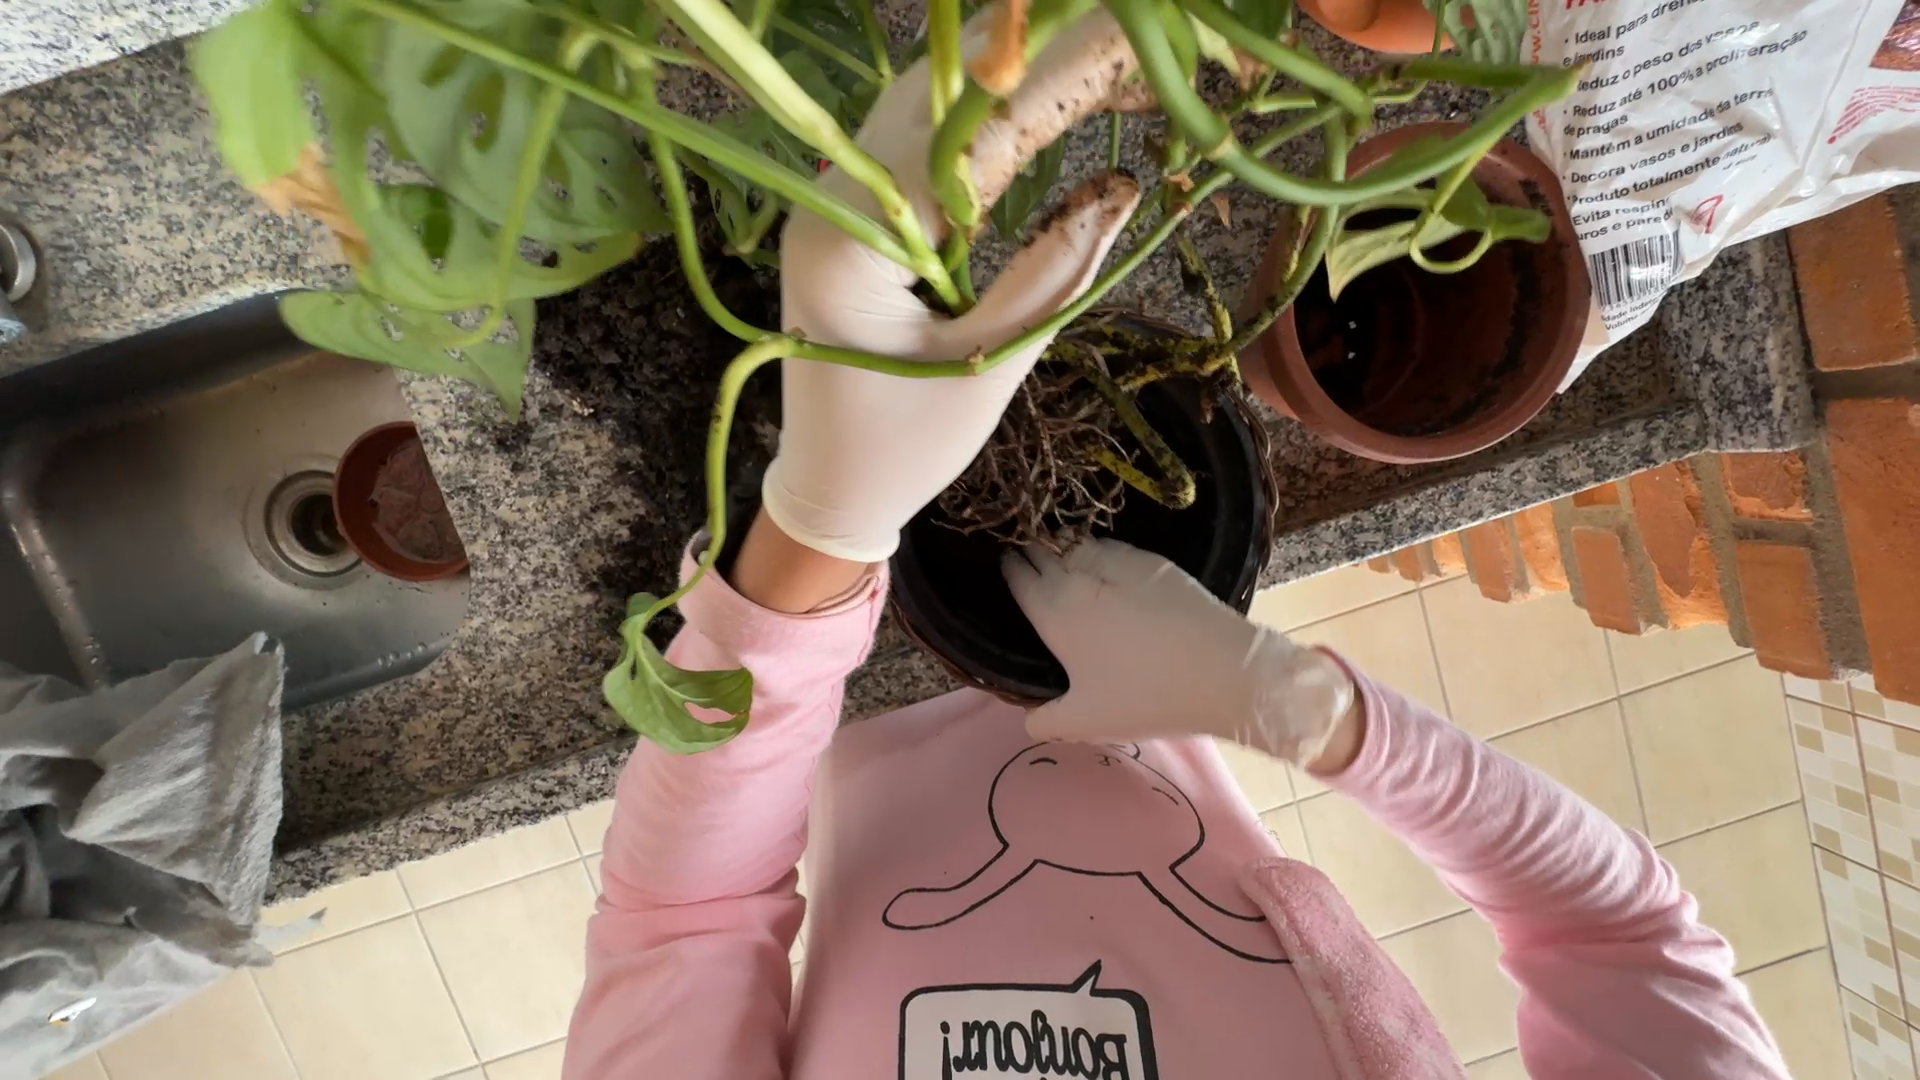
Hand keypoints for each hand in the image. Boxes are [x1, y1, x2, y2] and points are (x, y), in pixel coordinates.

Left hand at [763, 14, 1141, 563]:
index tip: (1123, 46)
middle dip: (1022, 66)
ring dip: (993, 86)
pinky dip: (964, 127)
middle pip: (929, 99)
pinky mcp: (840, 225)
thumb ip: (1051, 274)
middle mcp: (825, 206)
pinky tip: (1015, 114)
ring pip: (913, 114)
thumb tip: (1120, 187)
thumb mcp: (988, 366)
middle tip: (1107, 49)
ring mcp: (825, 211)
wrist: (832, 489)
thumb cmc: (907, 447)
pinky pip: (905, 153)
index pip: (963, 139)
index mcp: (850, 246)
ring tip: (1076, 66)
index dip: (1049, 86)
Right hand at [1002, 538, 1365, 772]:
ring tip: (1061, 555)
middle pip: (1041, 550)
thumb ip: (1045, 721)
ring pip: (1074, 541)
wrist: (1220, 669)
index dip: (1009, 568)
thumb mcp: (1086, 722)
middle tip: (1028, 558)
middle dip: (1031, 551)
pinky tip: (1102, 560)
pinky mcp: (1149, 558)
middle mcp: (1077, 577)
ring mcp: (1116, 562)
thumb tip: (1027, 719)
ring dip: (1061, 545)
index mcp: (1054, 612)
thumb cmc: (1145, 696)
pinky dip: (1095, 547)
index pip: (1018, 575)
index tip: (1007, 566)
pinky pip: (1108, 544)